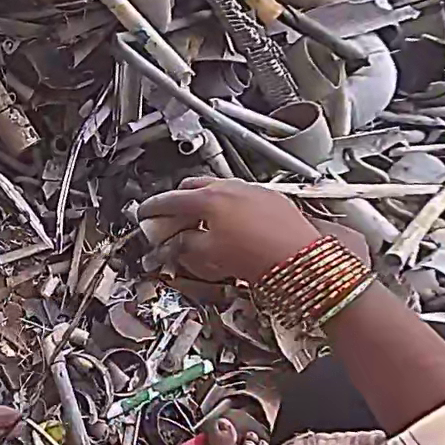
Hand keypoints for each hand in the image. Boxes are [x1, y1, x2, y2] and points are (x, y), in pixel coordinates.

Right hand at [137, 177, 321, 282]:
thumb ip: (184, 246)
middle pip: (193, 187)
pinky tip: (230, 225)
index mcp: (208, 198)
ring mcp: (252, 190)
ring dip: (204, 202)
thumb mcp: (209, 255)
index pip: (170, 200)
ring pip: (219, 189)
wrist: (299, 257)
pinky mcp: (271, 198)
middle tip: (170, 219)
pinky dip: (227, 206)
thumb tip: (173, 245)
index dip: (153, 208)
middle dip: (178, 201)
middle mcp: (230, 187)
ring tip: (200, 223)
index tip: (145, 214)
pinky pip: (240, 196)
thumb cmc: (257, 255)